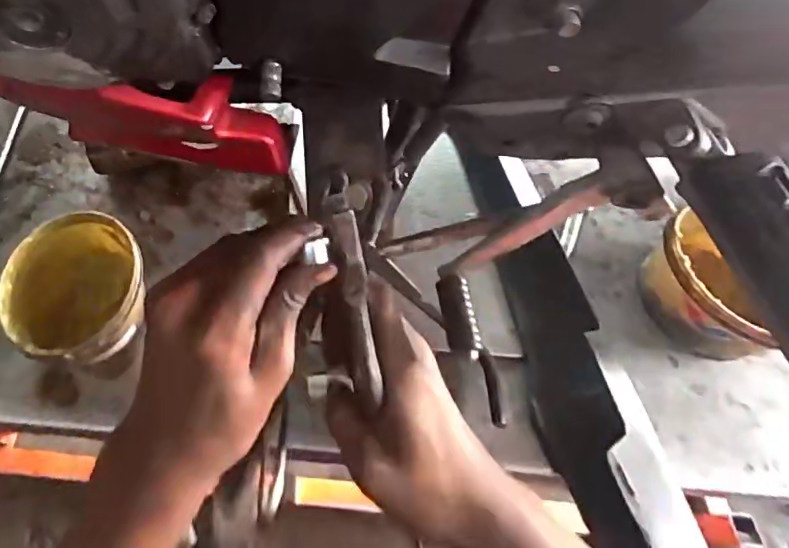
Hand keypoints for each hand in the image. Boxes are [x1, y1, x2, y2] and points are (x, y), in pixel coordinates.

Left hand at [67, 219, 333, 547]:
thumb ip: (289, 312)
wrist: (160, 446)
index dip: (291, 236)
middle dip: (278, 238)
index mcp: (217, 328)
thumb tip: (318, 265)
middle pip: (240, 246)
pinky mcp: (162, 291)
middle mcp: (186, 299)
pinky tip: (257, 270)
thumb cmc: (225, 425)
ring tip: (290, 255)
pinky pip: (207, 260)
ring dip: (258, 245)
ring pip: (223, 247)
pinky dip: (236, 257)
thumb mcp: (271, 375)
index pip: (258, 259)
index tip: (319, 228)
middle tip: (311, 245)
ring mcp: (168, 292)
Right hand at [326, 281, 583, 547]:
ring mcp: (421, 362)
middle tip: (311, 321)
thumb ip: (342, 417)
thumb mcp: (370, 462)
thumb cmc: (426, 484)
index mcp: (403, 361)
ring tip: (323, 344)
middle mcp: (415, 351)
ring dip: (354, 329)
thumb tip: (330, 386)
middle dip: (344, 308)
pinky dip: (366, 347)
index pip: (379, 297)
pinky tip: (346, 370)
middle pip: (377, 307)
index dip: (349, 282)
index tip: (318, 285)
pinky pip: (388, 345)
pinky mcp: (422, 377)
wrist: (477, 506)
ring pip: (381, 326)